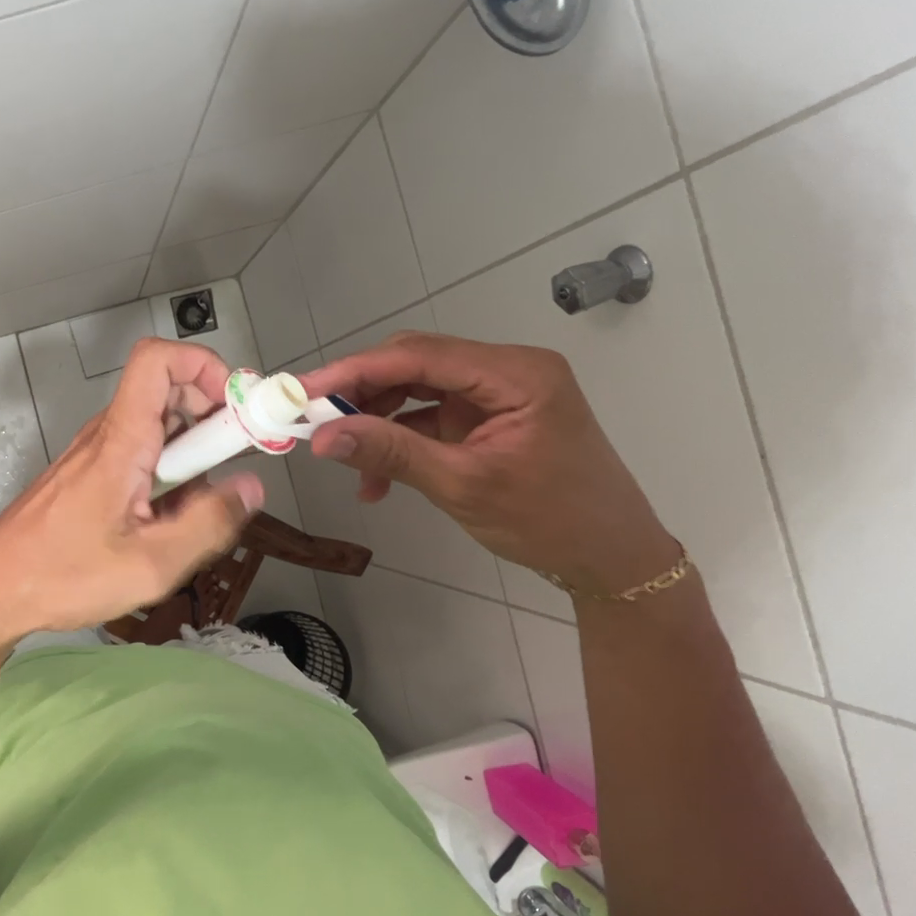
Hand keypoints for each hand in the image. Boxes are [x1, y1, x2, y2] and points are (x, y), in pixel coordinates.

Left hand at [0, 338, 264, 652]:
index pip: (157, 360)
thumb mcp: (151, 565)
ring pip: (154, 426)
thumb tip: (250, 488)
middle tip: (231, 465)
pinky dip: (164, 472)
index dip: (203, 366)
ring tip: (198, 506)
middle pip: (165, 391)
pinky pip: (136, 454)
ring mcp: (92, 455)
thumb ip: (209, 524)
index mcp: (119, 443)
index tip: (235, 411)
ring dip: (189, 451)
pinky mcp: (85, 476)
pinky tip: (165, 521)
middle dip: (210, 416)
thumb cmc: (62, 578)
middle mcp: (104, 436)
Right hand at [302, 331, 676, 593]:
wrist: (611, 559)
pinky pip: (430, 417)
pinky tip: (375, 480)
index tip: (303, 392)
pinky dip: (399, 441)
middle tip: (311, 419)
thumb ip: (392, 454)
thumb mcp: (463, 486)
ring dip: (375, 420)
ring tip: (340, 454)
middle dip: (360, 393)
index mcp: (515, 374)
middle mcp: (507, 371)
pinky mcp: (490, 418)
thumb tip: (323, 438)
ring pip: (416, 389)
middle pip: (414, 364)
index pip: (419, 355)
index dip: (355, 371)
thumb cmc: (550, 521)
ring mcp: (498, 394)